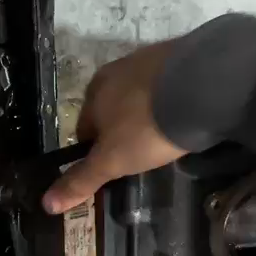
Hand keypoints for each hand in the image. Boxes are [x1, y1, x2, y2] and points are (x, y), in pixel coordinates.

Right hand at [43, 39, 188, 213]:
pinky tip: (191, 113)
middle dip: (125, 131)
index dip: (98, 152)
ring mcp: (153, 57)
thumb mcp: (111, 162)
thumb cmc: (147, 127)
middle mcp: (117, 69)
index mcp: (93, 93)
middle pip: (114, 111)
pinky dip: (177, 99)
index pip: (85, 129)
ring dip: (152, 113)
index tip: (118, 166)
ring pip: (144, 96)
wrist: (209, 84)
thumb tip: (46, 204)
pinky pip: (174, 83)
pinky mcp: (188, 51)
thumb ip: (80, 181)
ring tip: (172, 133)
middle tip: (145, 152)